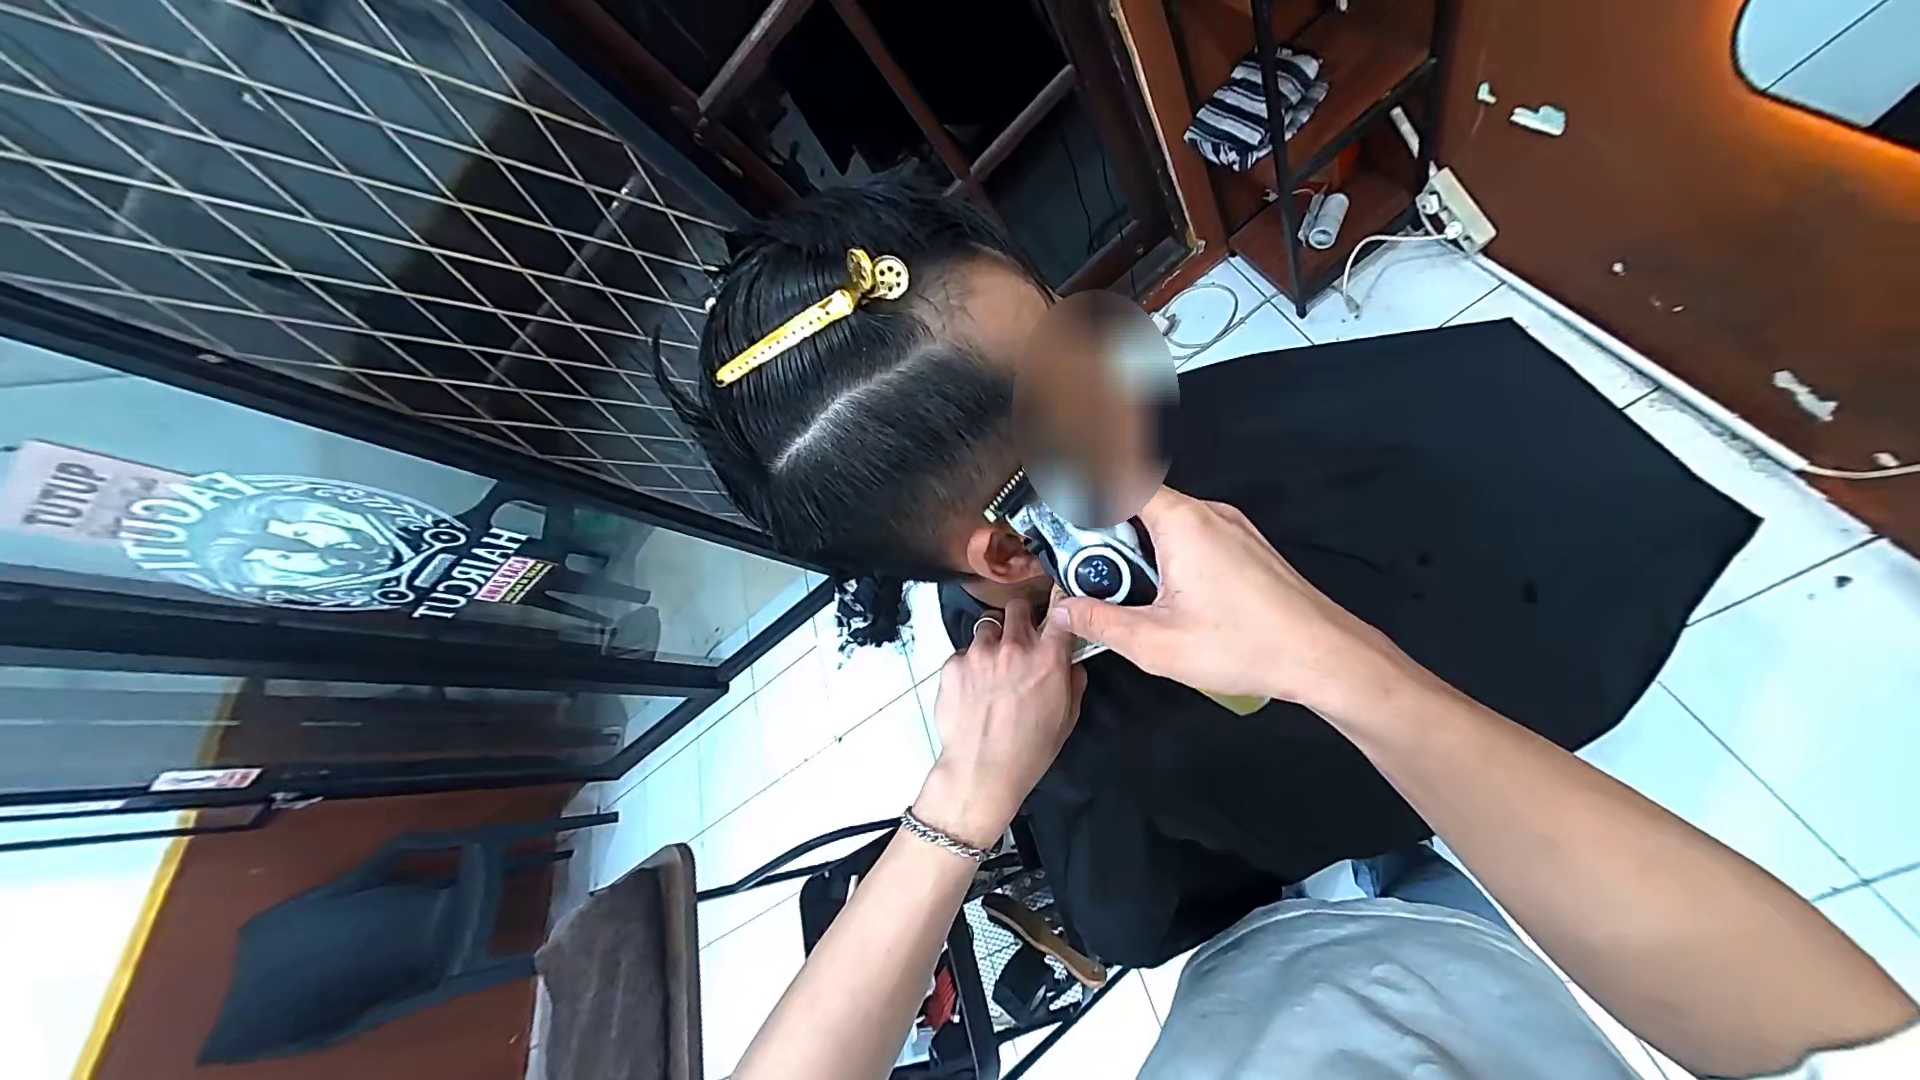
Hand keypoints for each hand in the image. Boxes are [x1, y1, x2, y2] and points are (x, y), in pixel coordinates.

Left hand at [914, 593, 1087, 849]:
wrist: (981, 771)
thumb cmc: (1026, 752)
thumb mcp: (1067, 719)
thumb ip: (1073, 682)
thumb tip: (1072, 663)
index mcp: (1047, 659)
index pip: (1059, 614)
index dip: (1057, 612)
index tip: (1054, 616)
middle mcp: (1014, 649)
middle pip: (1017, 608)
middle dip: (1020, 620)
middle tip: (1018, 640)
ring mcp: (980, 654)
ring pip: (987, 627)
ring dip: (992, 642)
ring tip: (992, 669)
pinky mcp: (953, 663)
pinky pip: (963, 652)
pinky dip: (969, 664)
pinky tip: (973, 689)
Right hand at [1049, 486, 1433, 719]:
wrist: (1325, 656)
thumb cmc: (1252, 645)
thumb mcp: (1157, 643)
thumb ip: (1101, 622)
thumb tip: (1067, 609)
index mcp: (1184, 525)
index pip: (1124, 478)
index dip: (1089, 480)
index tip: (1063, 491)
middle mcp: (1209, 515)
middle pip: (1140, 500)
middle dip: (1107, 528)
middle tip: (1091, 566)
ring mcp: (1230, 528)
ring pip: (1165, 517)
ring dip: (1136, 543)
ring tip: (1129, 587)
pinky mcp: (1242, 545)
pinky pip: (1190, 532)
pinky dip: (1163, 549)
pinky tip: (1164, 591)